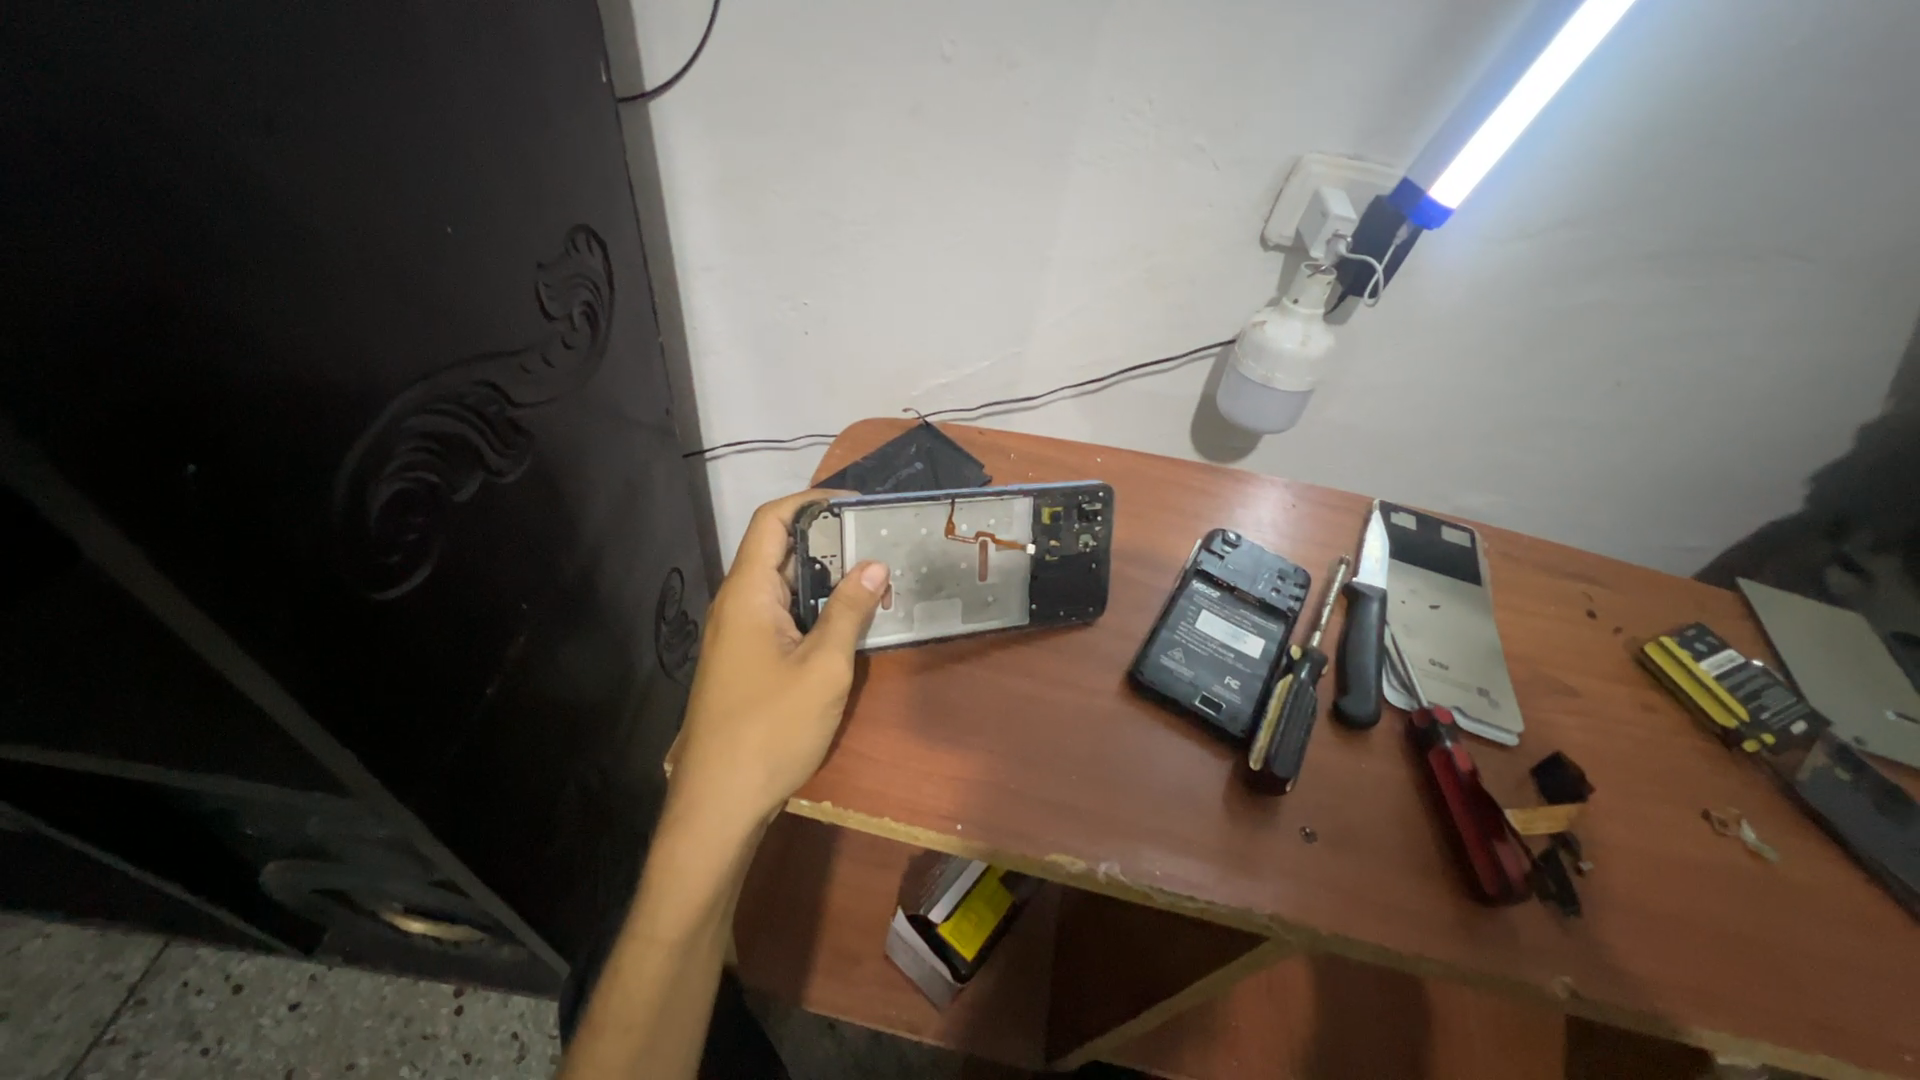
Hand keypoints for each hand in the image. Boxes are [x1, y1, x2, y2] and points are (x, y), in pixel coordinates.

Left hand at [669, 490, 888, 832]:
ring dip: (822, 576)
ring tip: (872, 574)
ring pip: (780, 587)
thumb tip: (874, 564)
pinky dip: (812, 607)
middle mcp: (736, 605)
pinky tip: (846, 621)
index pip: (772, 521)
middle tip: (877, 539)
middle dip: (826, 538)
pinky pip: (780, 616)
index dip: (811, 501)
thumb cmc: (771, 728)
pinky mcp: (744, 661)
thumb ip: (848, 611)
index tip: (856, 502)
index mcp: (747, 593)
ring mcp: (737, 635)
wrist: (719, 800)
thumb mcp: (823, 668)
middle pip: (777, 550)